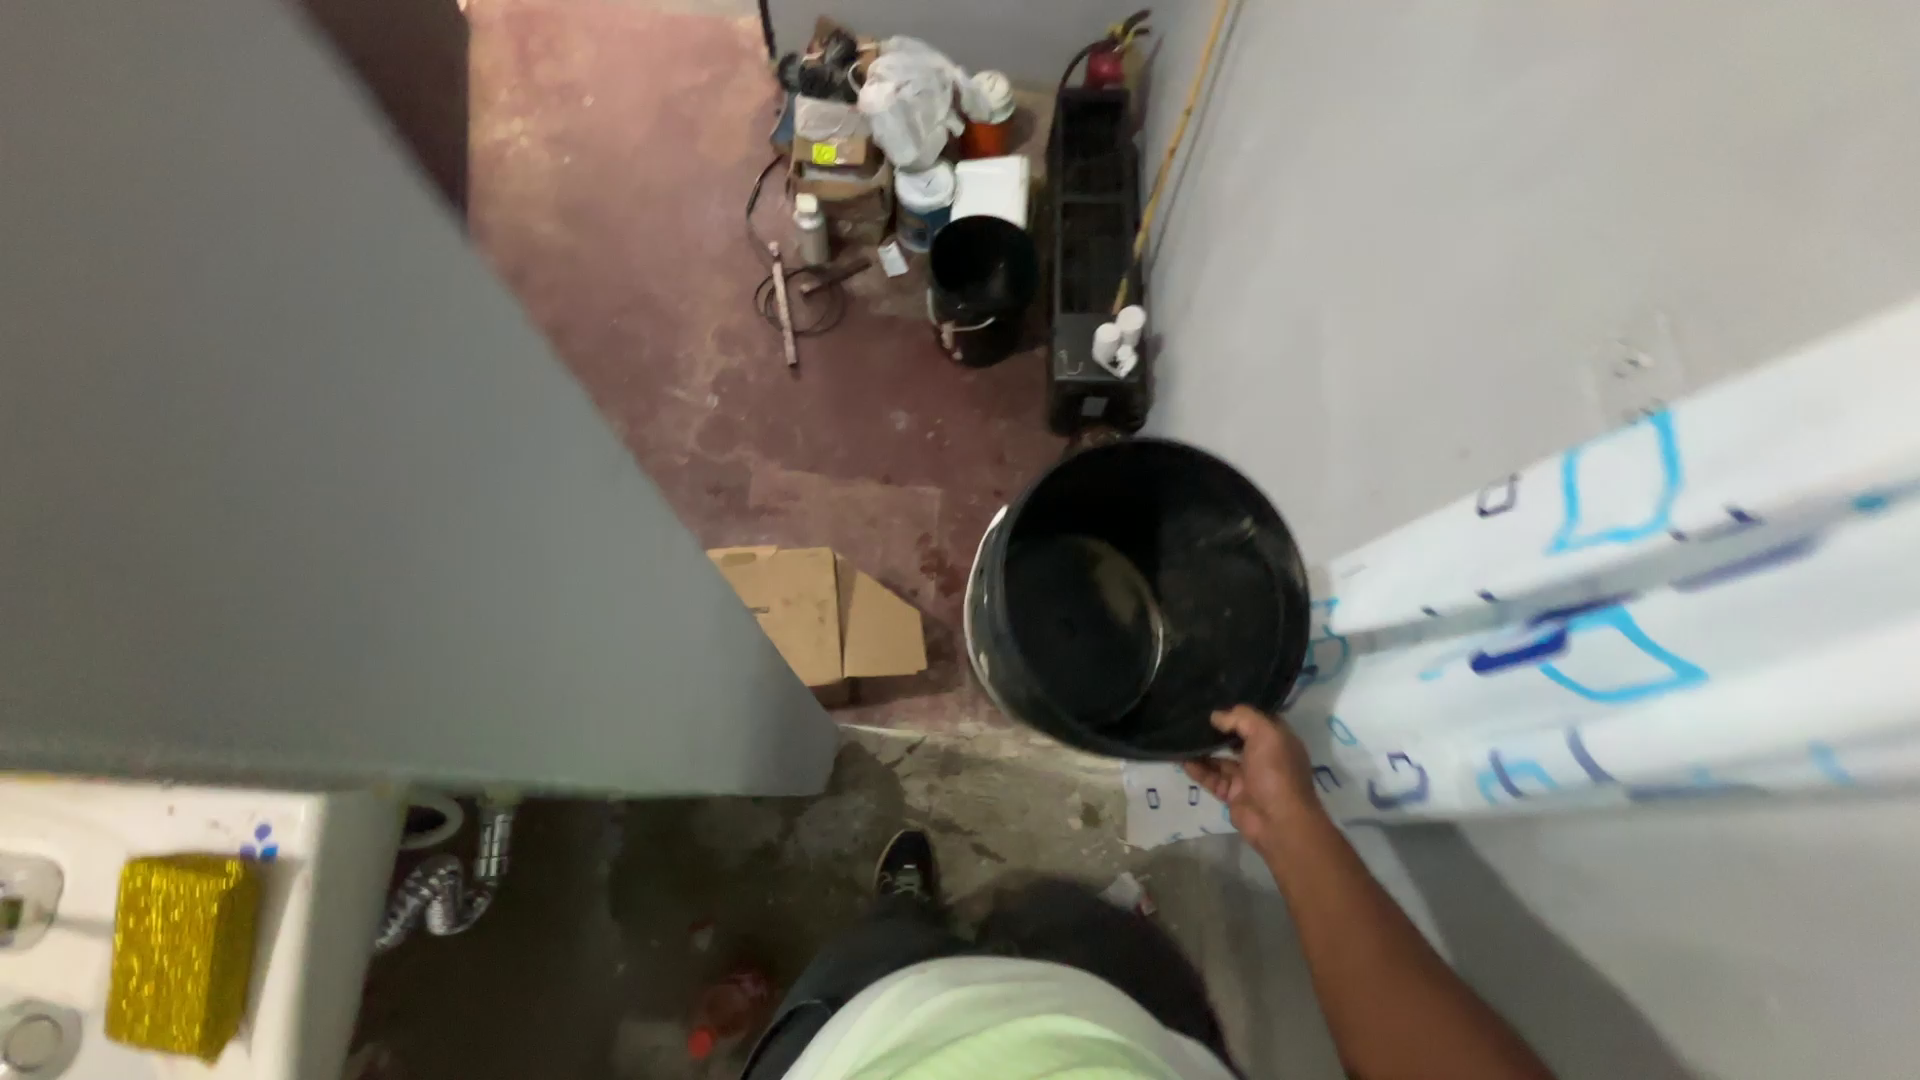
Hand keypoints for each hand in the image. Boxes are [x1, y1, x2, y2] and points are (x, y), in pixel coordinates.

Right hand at [1184, 706, 1325, 856]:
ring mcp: (1247, 777)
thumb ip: (1240, 718)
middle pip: (1236, 739)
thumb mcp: (1265, 733)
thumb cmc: (1276, 771)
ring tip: (1180, 738)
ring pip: (1220, 759)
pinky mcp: (1232, 794)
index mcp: (1277, 741)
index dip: (1238, 711)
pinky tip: (1181, 760)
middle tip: (1192, 717)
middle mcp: (1263, 757)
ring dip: (1202, 750)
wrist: (1279, 821)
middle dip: (1216, 730)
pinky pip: (1211, 778)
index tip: (1215, 701)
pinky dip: (1197, 770)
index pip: (1256, 720)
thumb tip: (1216, 716)